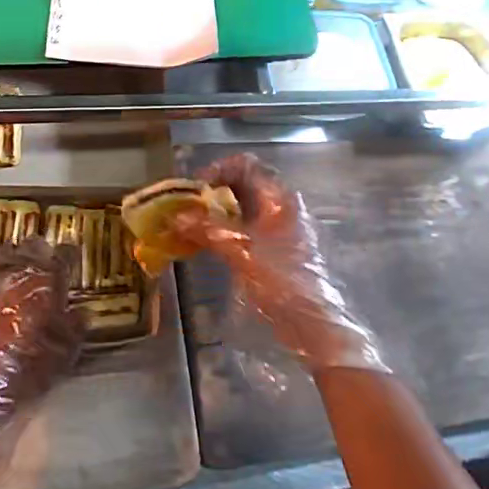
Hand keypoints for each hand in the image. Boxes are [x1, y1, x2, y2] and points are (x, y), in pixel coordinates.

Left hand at [0, 236, 83, 445]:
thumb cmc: (8, 382)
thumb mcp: (54, 366)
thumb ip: (71, 334)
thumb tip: (81, 315)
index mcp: (42, 284)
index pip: (64, 257)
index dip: (70, 257)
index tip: (72, 260)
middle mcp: (12, 270)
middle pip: (32, 247)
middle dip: (42, 255)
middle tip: (47, 270)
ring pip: (5, 252)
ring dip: (15, 261)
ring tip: (20, 277)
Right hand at [173, 153, 386, 373]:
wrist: (312, 324)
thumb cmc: (281, 281)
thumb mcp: (241, 251)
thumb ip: (207, 229)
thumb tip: (175, 216)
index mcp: (279, 197)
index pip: (245, 165)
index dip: (218, 169)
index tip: (195, 187)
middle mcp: (281, 205)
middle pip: (243, 184)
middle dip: (213, 191)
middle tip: (187, 205)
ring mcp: (280, 226)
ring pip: (243, 206)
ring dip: (217, 211)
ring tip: (191, 222)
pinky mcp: (276, 246)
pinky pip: (246, 225)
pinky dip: (225, 227)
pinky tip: (206, 240)